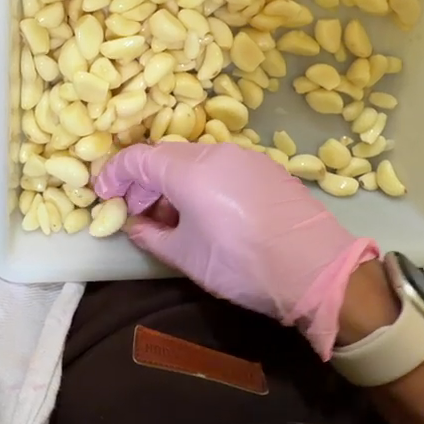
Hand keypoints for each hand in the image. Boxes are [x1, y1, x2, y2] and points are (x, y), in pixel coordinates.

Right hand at [94, 143, 380, 357]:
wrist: (318, 269)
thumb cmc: (244, 264)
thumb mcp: (188, 257)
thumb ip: (153, 237)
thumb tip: (135, 226)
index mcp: (189, 171)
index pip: (137, 159)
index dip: (114, 175)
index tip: (104, 196)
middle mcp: (214, 153)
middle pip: (164, 156)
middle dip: (143, 182)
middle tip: (135, 213)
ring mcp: (243, 157)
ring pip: (193, 160)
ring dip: (172, 182)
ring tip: (169, 218)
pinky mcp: (265, 168)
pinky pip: (219, 166)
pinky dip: (200, 182)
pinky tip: (204, 212)